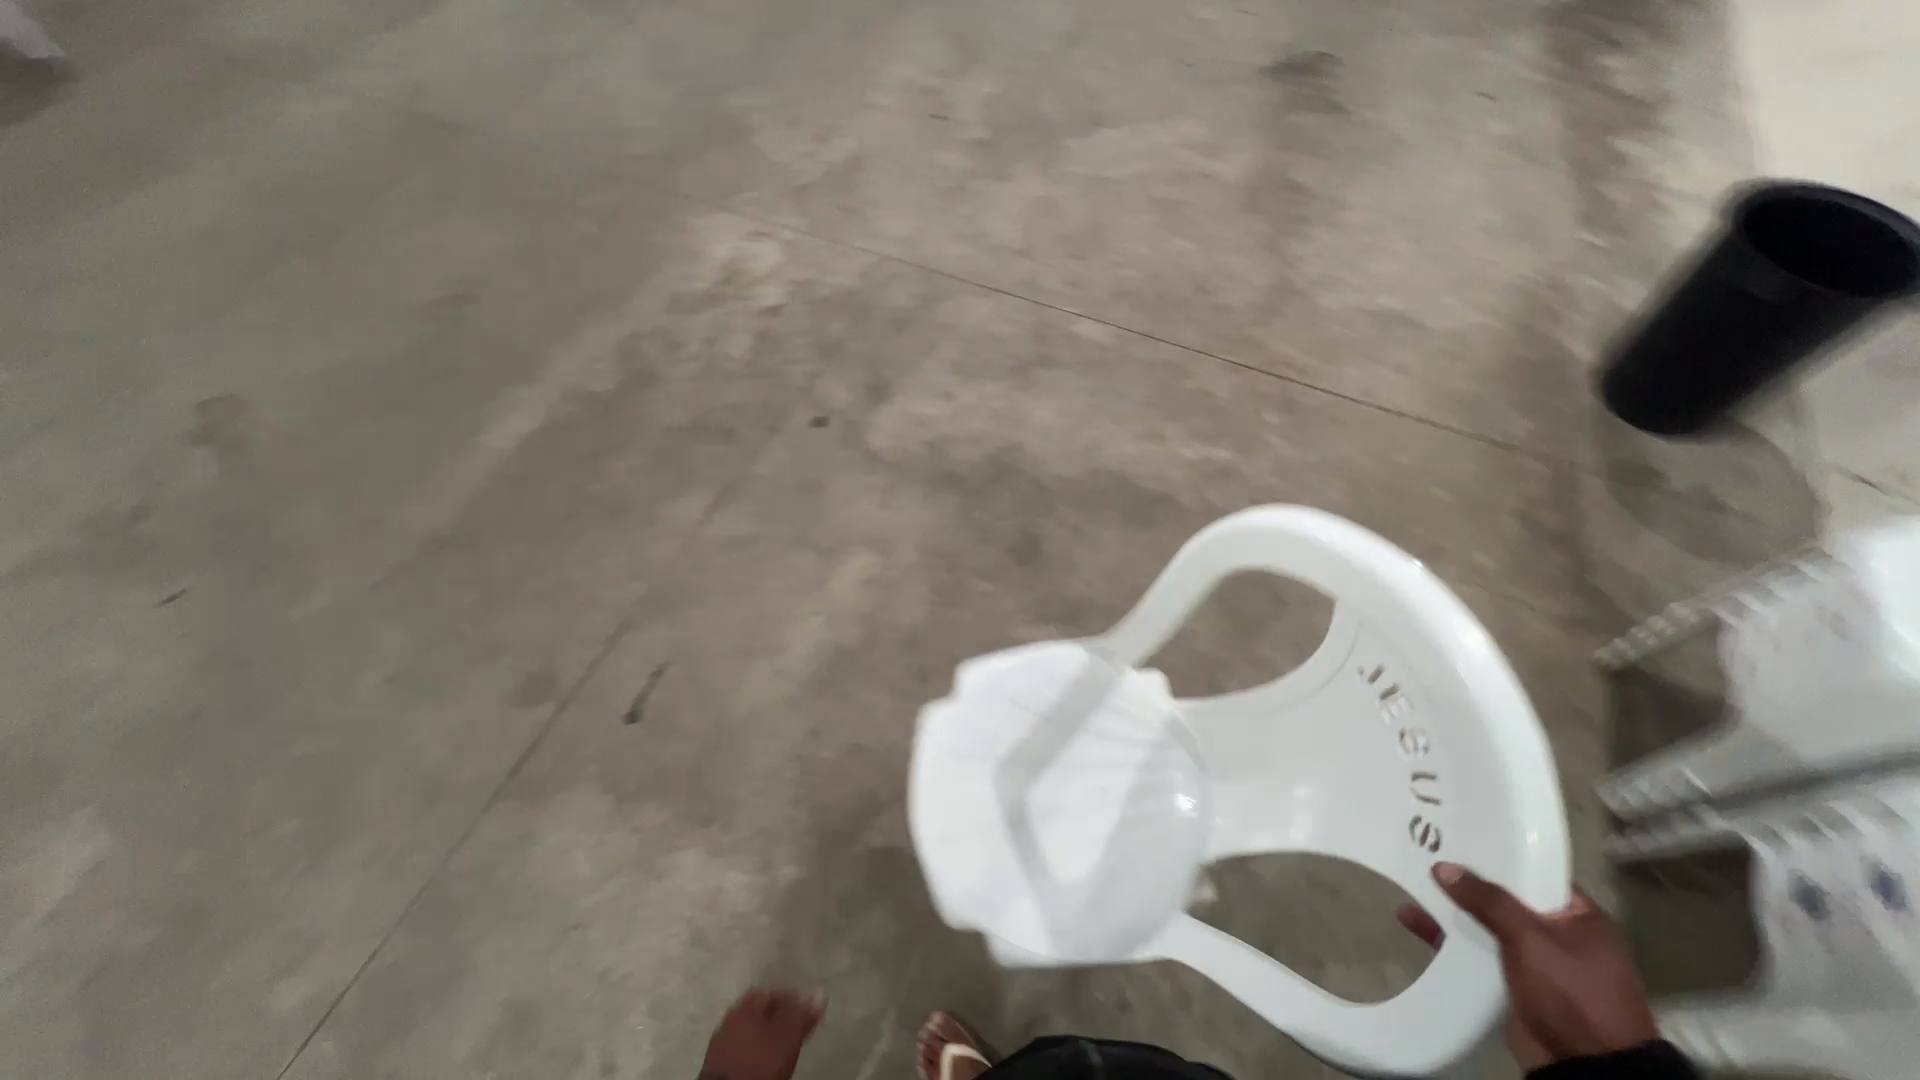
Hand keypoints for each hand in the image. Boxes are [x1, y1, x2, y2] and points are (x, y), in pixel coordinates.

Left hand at [700, 987, 826, 1079]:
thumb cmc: (760, 1060)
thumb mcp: (788, 1037)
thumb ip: (803, 1015)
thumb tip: (822, 993)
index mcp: (747, 1004)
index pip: (771, 991)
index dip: (789, 997)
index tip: (804, 1007)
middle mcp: (733, 1015)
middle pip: (759, 1009)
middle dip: (777, 1016)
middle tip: (795, 1026)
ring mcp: (723, 1039)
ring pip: (750, 1029)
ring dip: (765, 1033)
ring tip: (782, 1044)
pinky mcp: (720, 1061)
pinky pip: (742, 1046)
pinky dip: (755, 1048)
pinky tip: (764, 1057)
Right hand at [1397, 863, 1658, 1070]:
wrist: (1586, 1068)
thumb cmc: (1573, 993)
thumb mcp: (1532, 939)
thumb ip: (1489, 901)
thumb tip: (1443, 867)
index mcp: (1581, 917)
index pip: (1535, 872)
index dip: (1499, 853)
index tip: (1460, 835)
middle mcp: (1558, 934)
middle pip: (1505, 898)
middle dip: (1467, 881)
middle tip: (1426, 852)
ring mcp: (1534, 960)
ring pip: (1485, 925)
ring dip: (1451, 909)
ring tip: (1410, 883)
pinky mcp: (1512, 983)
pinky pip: (1475, 953)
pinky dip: (1447, 939)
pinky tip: (1412, 921)